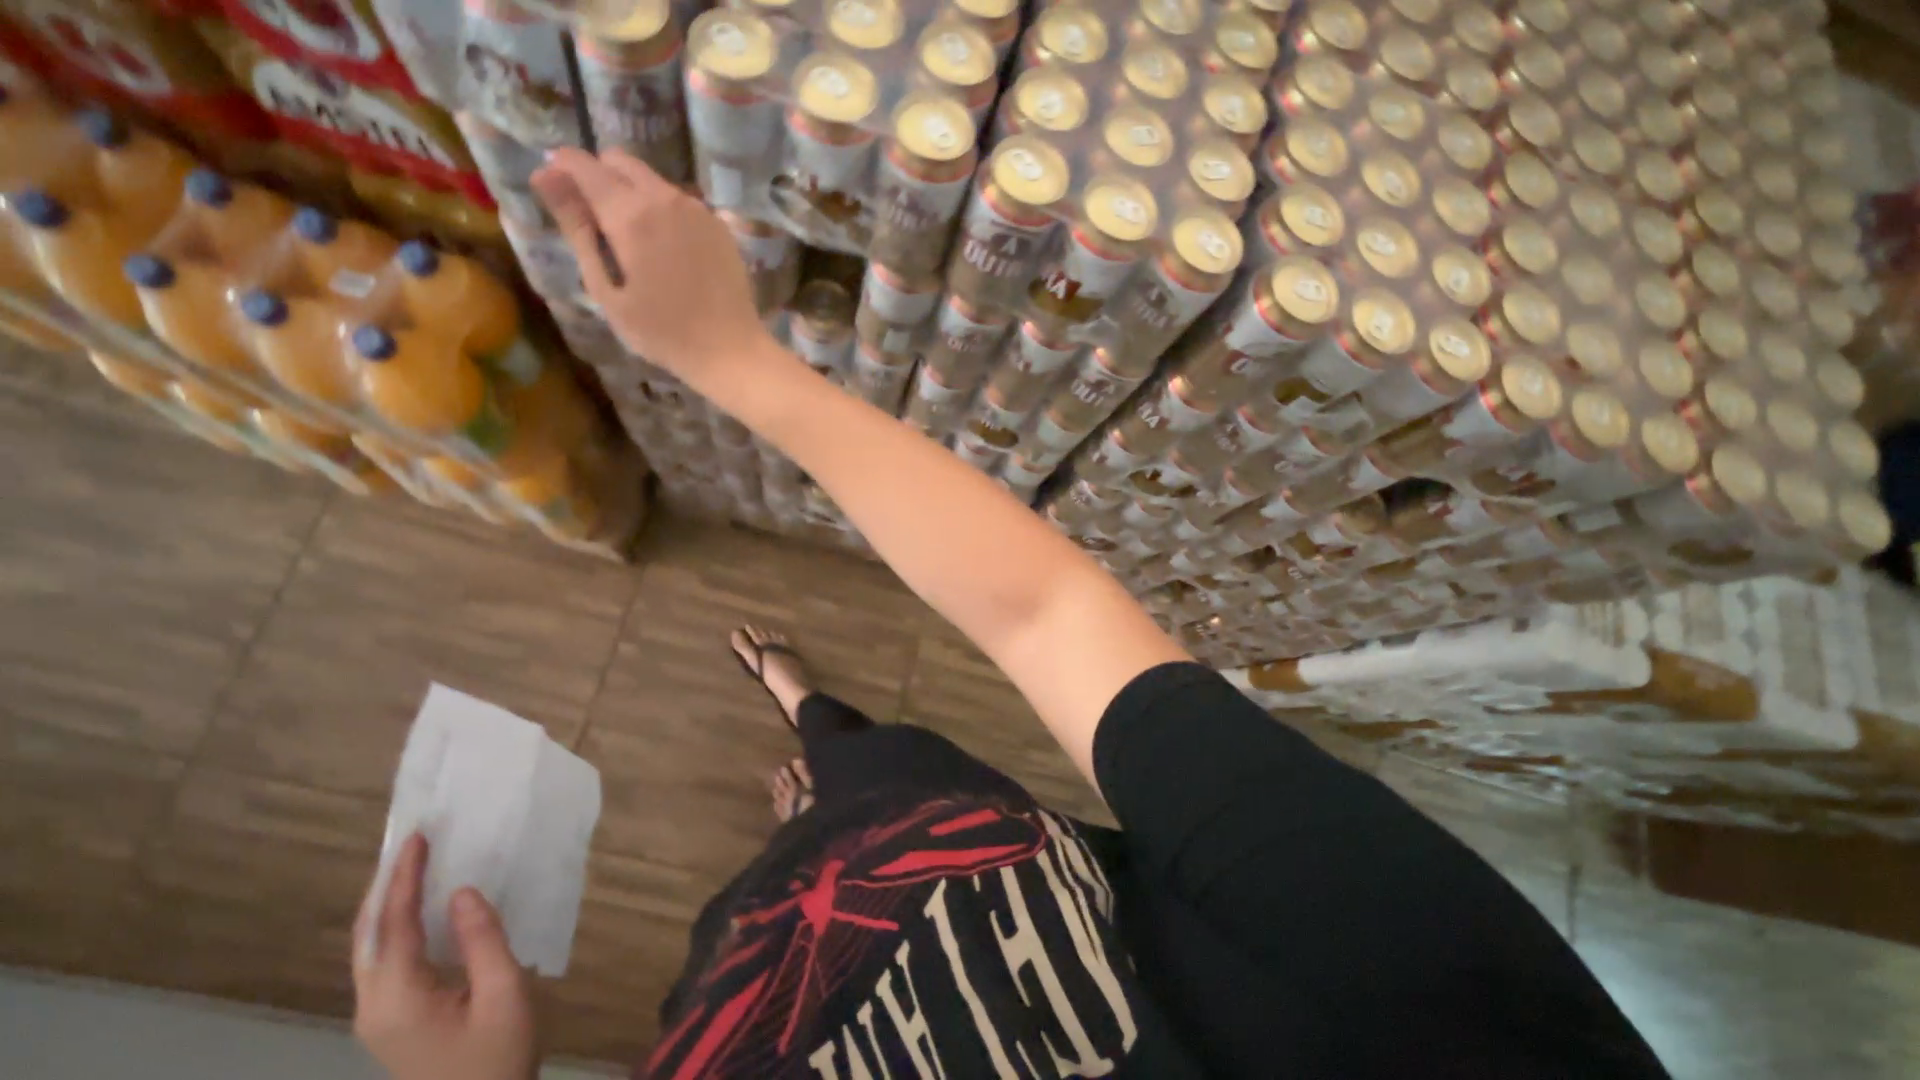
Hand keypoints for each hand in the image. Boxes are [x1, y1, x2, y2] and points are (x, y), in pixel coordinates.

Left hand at [352, 833, 537, 1079]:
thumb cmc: (498, 1058)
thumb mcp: (504, 996)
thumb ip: (483, 941)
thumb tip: (462, 892)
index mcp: (397, 998)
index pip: (393, 924)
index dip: (404, 878)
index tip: (417, 836)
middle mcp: (374, 1005)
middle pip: (368, 934)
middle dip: (384, 885)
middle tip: (408, 843)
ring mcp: (378, 1017)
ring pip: (371, 948)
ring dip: (386, 904)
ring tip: (410, 865)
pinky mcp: (392, 1021)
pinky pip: (384, 961)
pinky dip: (395, 926)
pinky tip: (417, 911)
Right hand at [531, 148, 777, 385]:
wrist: (729, 349)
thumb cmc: (660, 331)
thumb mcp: (606, 288)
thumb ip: (577, 230)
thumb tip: (546, 177)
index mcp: (631, 214)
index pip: (583, 165)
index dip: (560, 167)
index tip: (550, 185)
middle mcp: (665, 198)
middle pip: (619, 161)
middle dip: (596, 175)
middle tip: (589, 216)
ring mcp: (697, 208)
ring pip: (651, 179)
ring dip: (629, 192)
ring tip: (624, 238)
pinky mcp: (718, 224)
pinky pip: (678, 201)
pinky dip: (660, 209)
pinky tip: (661, 248)